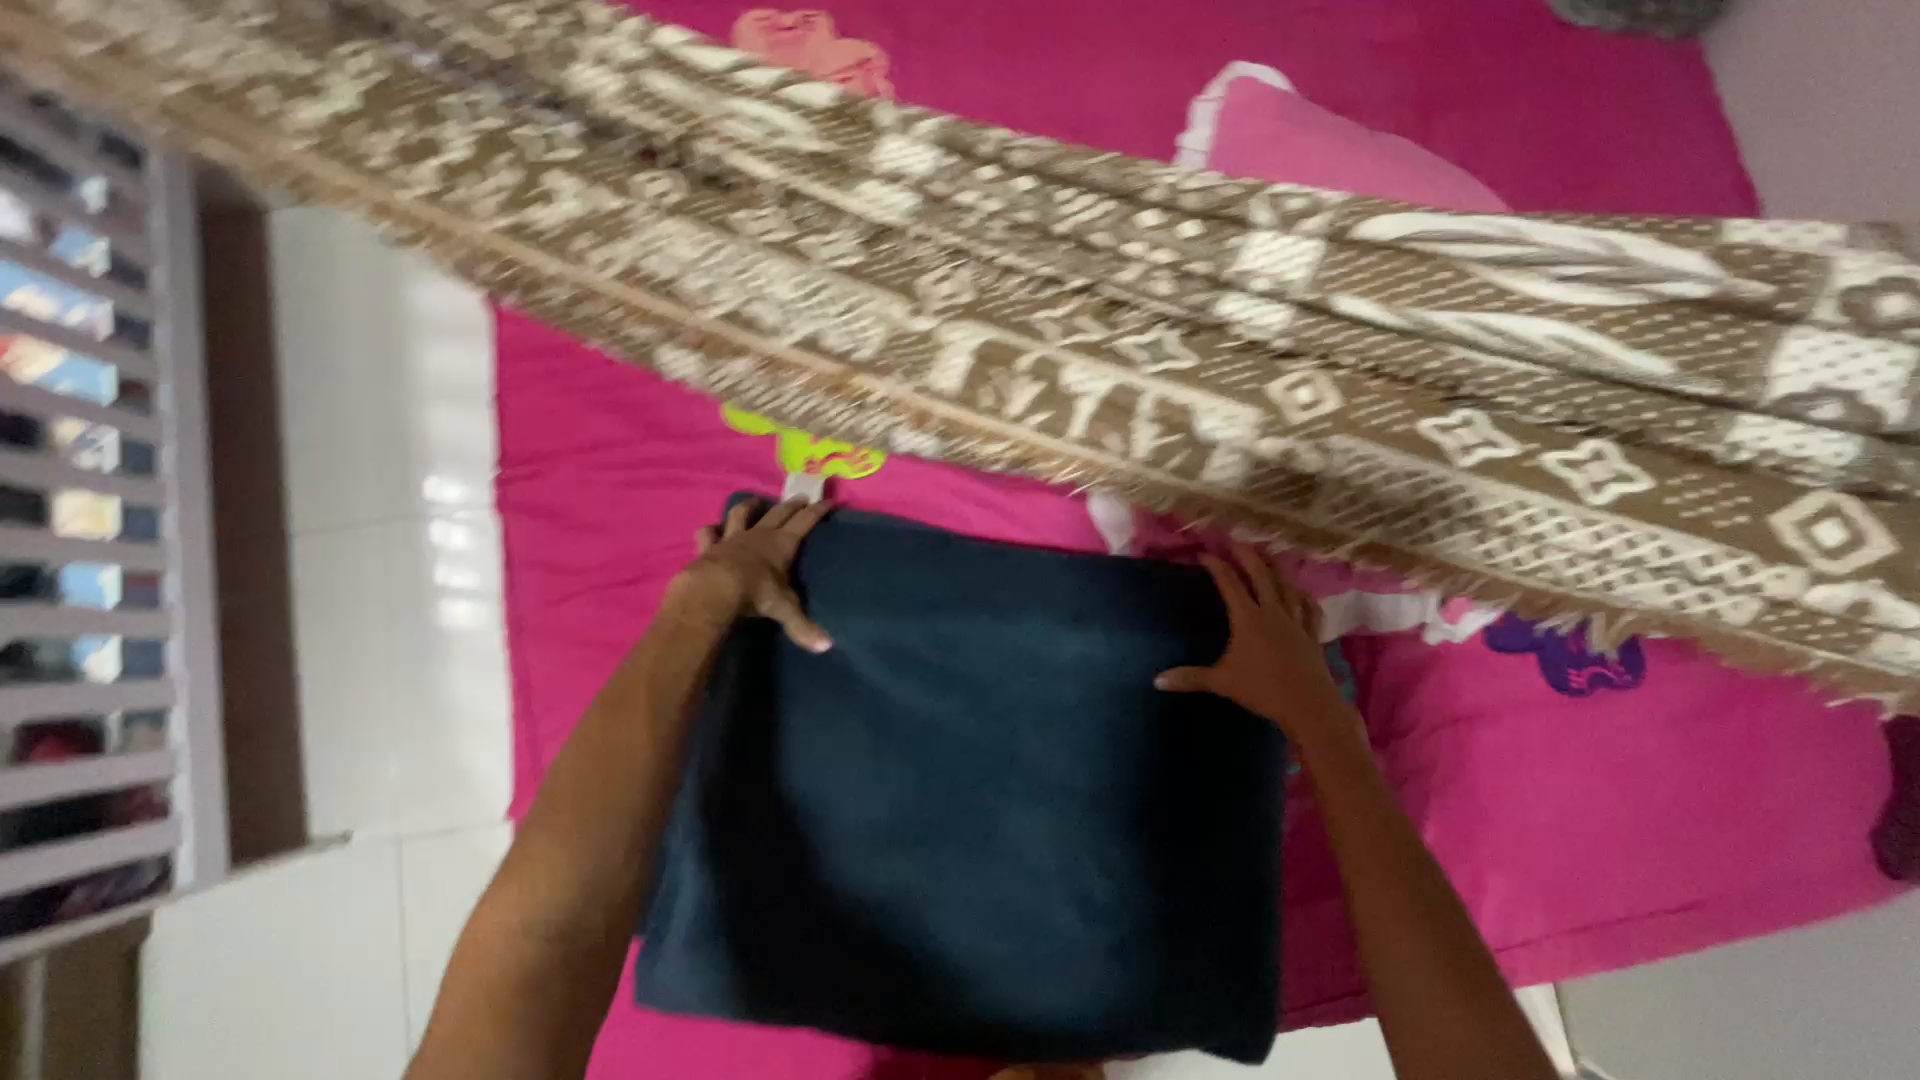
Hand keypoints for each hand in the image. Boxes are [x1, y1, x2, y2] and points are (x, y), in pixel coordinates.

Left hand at [666, 497, 832, 652]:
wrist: (713, 589)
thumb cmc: (755, 595)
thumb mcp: (784, 610)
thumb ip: (802, 626)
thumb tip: (826, 647)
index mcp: (782, 545)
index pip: (805, 522)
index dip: (818, 511)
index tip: (829, 502)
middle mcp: (759, 536)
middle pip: (779, 513)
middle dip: (792, 504)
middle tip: (802, 496)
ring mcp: (732, 539)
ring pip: (741, 514)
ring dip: (749, 506)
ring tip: (754, 501)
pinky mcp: (709, 547)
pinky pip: (708, 533)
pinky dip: (710, 530)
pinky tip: (711, 529)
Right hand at [1154, 545, 1363, 752]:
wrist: (1309, 705)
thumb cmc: (1262, 690)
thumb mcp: (1222, 682)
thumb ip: (1190, 677)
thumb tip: (1156, 680)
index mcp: (1248, 618)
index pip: (1229, 583)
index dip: (1216, 566)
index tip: (1204, 554)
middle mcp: (1272, 612)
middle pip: (1261, 575)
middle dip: (1247, 555)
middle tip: (1236, 541)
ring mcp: (1296, 621)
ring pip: (1287, 587)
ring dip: (1276, 569)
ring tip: (1268, 558)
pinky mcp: (1312, 635)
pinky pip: (1309, 609)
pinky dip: (1304, 597)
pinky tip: (1301, 593)